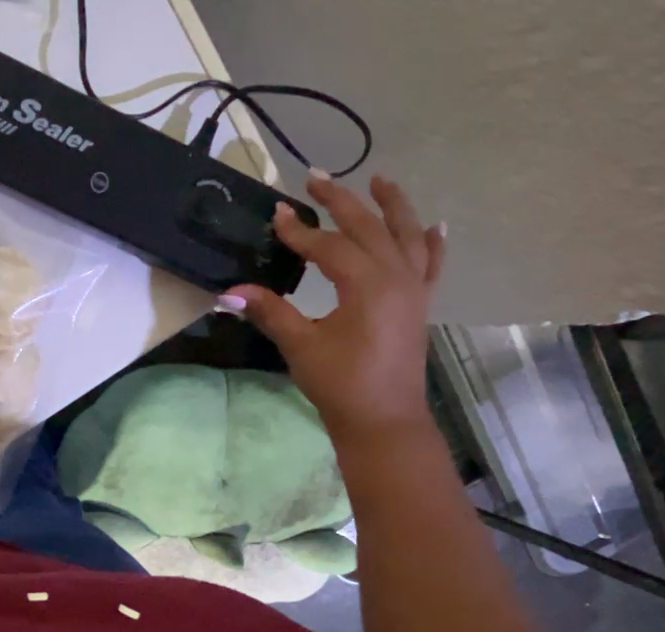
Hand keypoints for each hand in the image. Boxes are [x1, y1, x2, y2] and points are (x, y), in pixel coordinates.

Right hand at [225, 173, 446, 443]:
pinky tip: (435, 226)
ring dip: (392, 205)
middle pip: (367, 227)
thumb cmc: (340, 384)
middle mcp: (395, 276)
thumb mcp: (301, 347)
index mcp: (366, 283)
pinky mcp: (420, 306)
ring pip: (406, 234)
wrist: (383, 420)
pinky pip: (431, 265)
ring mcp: (413, 289)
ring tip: (380, 179)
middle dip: (341, 201)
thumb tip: (229, 292)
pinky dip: (432, 243)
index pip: (328, 246)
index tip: (278, 214)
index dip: (301, 230)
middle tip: (315, 178)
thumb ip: (271, 312)